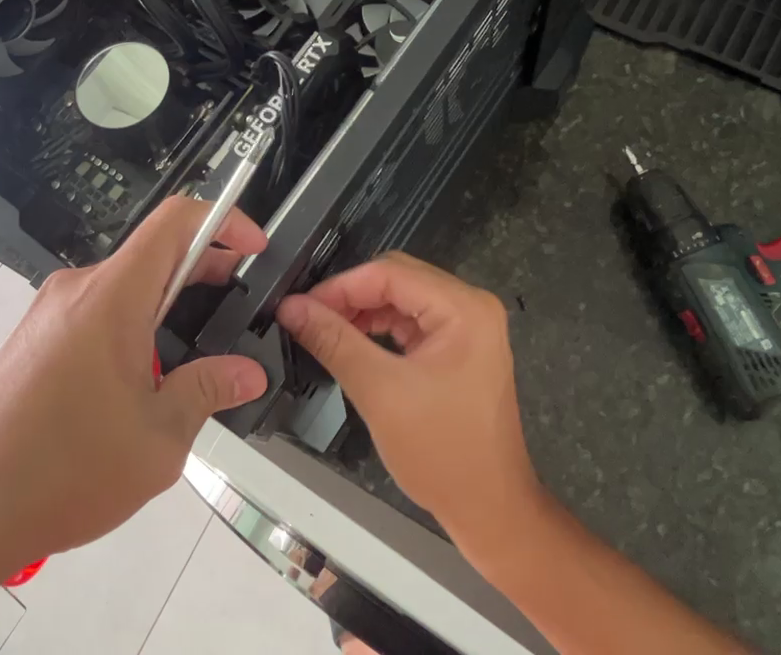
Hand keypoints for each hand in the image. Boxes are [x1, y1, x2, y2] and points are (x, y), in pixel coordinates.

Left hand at [0, 197, 267, 581]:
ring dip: (164, 309)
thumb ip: (206, 392)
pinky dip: (130, 330)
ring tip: (188, 363)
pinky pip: (93, 316)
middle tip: (234, 307)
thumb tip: (245, 374)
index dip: (225, 221)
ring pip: (122, 289)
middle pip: (150, 254)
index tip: (254, 247)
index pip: (176, 220)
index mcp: (112, 297)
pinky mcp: (30, 343)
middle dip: (201, 273)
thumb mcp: (157, 438)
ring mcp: (46, 316)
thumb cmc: (63, 470)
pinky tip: (137, 387)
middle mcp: (75, 291)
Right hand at [274, 253, 537, 538]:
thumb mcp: (379, 391)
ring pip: (403, 299)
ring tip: (324, 331)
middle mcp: (471, 307)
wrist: (489, 508)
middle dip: (350, 296)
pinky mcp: (460, 348)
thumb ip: (333, 341)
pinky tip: (353, 344)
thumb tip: (292, 307)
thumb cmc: (441, 452)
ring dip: (363, 312)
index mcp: (464, 309)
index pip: (390, 273)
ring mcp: (469, 328)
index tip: (300, 305)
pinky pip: (413, 322)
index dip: (340, 286)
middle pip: (398, 280)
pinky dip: (381, 329)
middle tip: (308, 317)